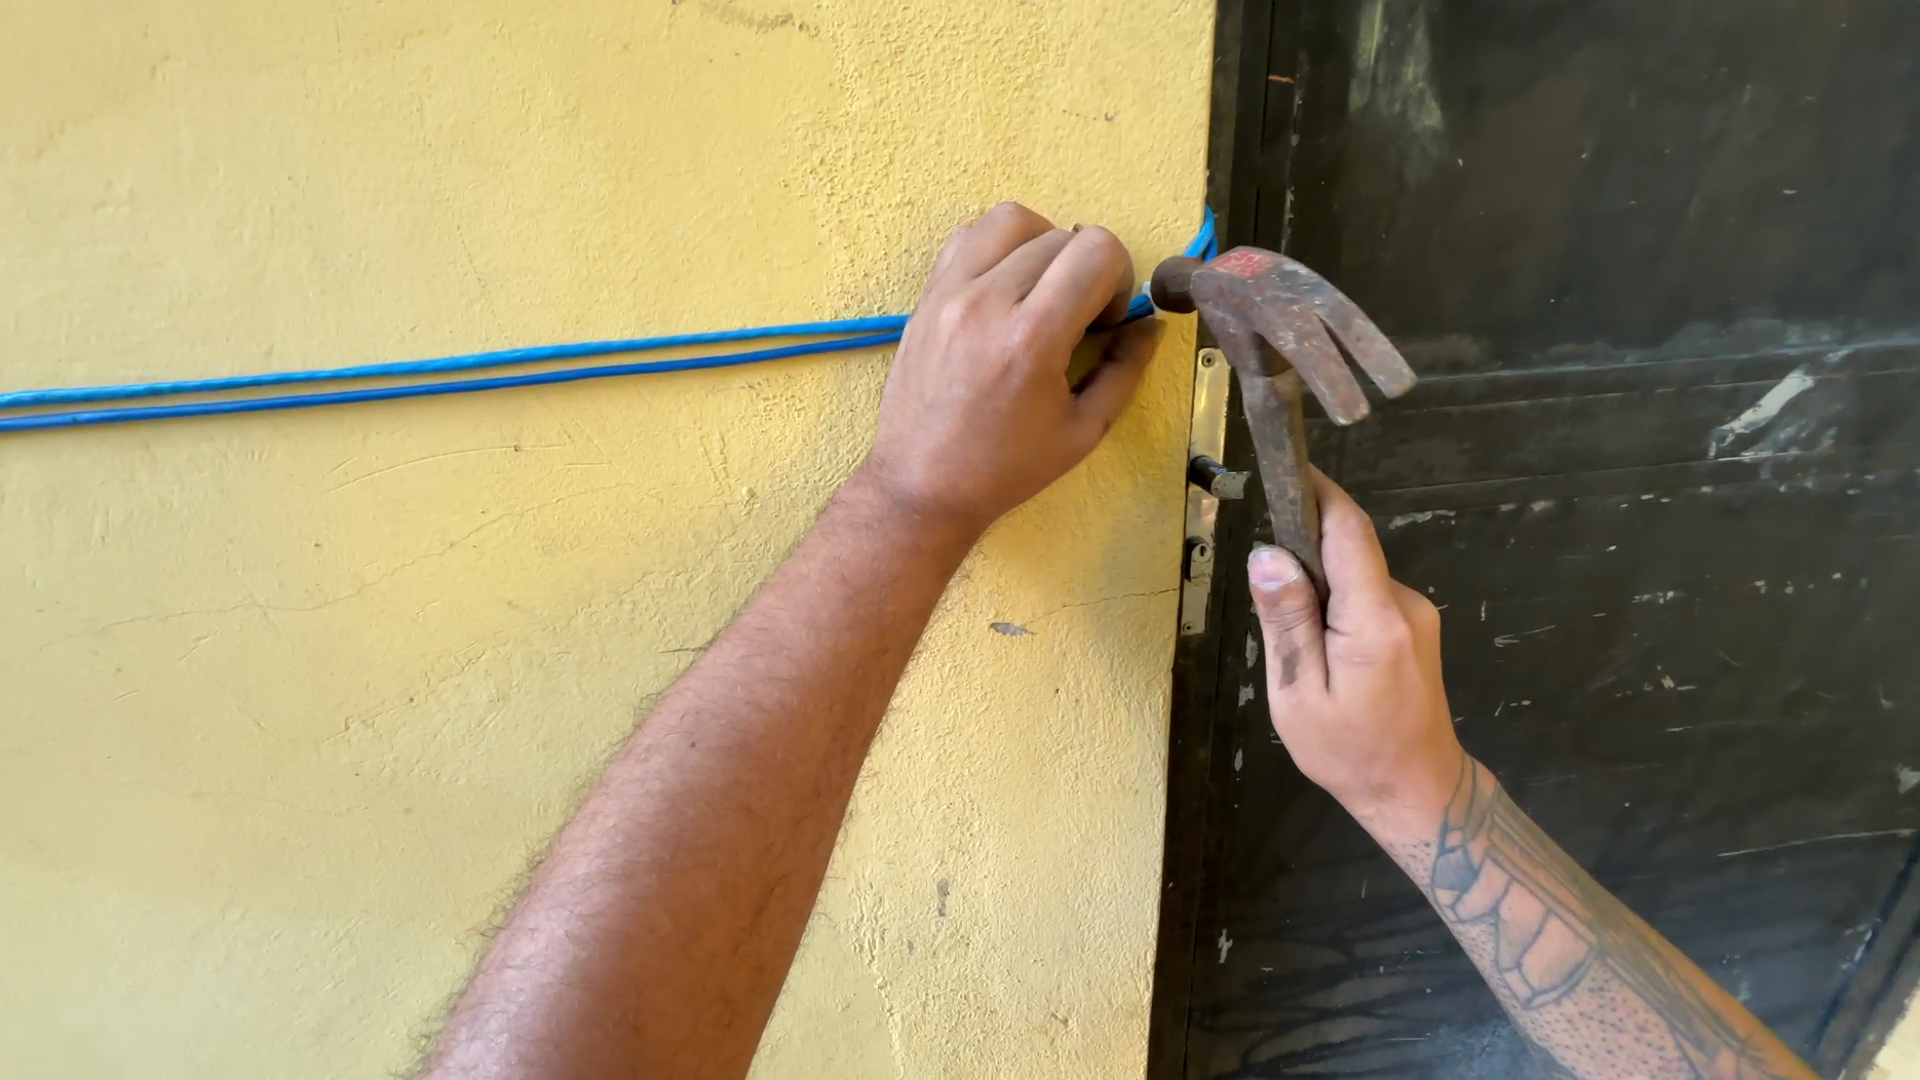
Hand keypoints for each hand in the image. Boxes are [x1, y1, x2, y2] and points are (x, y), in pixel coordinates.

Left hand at [859, 202, 1164, 535]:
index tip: (1104, 320)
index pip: (1096, 250)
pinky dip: (996, 249)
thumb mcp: (1083, 432)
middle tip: (1076, 319)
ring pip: (1010, 220)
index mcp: (1031, 338)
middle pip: (1060, 236)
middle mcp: (986, 302)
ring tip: (1040, 293)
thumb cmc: (1004, 470)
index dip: (1118, 278)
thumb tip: (1148, 324)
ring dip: (1040, 245)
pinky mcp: (925, 299)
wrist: (922, 486)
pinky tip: (1003, 291)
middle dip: (1085, 270)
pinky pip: (966, 238)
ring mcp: (948, 295)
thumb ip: (1125, 370)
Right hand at [1248, 469, 1464, 827]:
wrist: (1418, 793)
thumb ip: (1286, 620)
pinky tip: (1324, 654)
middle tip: (1268, 608)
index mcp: (1374, 619)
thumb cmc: (1348, 750)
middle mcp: (1405, 604)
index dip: (1317, 493)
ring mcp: (1417, 615)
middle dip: (1302, 558)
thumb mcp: (1298, 692)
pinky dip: (1335, 607)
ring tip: (1298, 648)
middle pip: (1347, 550)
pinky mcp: (1416, 627)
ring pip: (1354, 575)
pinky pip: (1365, 595)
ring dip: (1317, 591)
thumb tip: (1267, 554)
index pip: (1348, 531)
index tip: (1284, 471)